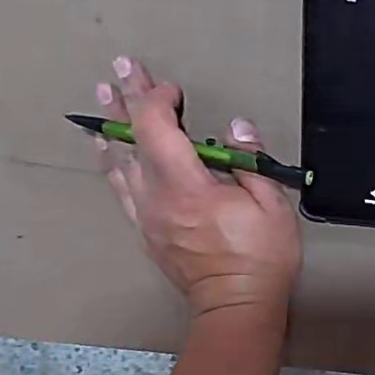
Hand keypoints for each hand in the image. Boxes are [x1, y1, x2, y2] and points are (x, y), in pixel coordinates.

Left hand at [94, 56, 302, 315]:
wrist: (236, 306)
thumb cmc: (260, 258)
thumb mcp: (271, 206)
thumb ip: (251, 161)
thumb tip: (237, 127)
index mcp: (186, 188)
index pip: (157, 129)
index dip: (158, 100)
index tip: (173, 89)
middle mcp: (156, 199)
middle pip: (132, 140)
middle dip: (126, 100)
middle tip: (119, 68)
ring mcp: (146, 217)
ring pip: (119, 164)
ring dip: (113, 128)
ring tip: (103, 99)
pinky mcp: (146, 231)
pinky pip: (121, 189)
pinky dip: (114, 163)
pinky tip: (108, 151)